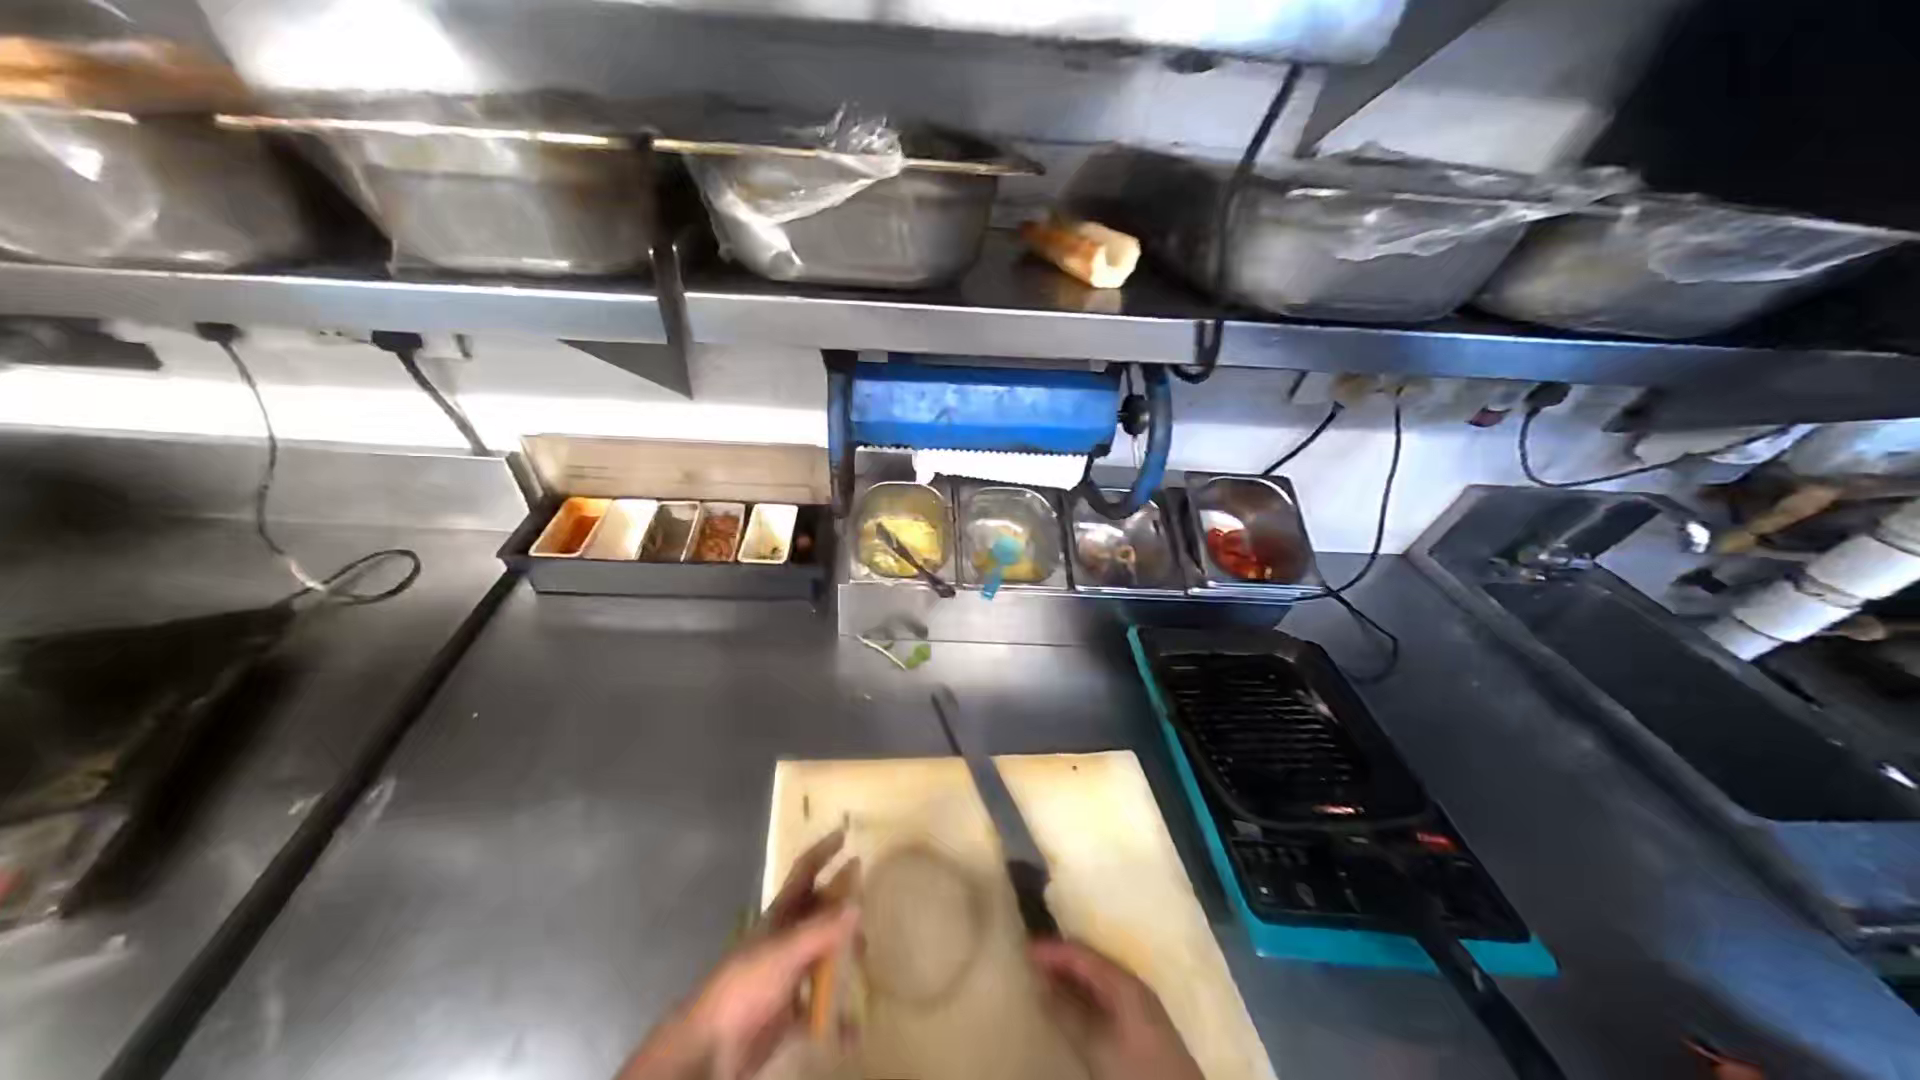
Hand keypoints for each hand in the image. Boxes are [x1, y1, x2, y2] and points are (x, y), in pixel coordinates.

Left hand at [619, 831, 858, 1079]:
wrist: (711, 1046)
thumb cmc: (744, 985)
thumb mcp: (784, 952)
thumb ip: (821, 930)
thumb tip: (858, 904)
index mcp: (781, 915)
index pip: (805, 871)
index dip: (823, 851)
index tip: (844, 833)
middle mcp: (786, 938)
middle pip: (819, 911)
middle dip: (843, 905)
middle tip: (867, 904)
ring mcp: (787, 973)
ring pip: (823, 952)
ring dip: (844, 953)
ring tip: (864, 955)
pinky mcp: (789, 1008)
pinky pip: (820, 1003)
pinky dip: (837, 1010)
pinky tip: (853, 1021)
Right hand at [1031, 939, 1204, 1079]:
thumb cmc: (1137, 1075)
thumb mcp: (1097, 1046)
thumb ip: (1068, 1013)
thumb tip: (1041, 985)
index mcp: (1124, 983)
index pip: (1082, 954)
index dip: (1052, 950)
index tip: (1023, 948)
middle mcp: (1132, 988)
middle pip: (1091, 963)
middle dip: (1060, 961)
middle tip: (1027, 962)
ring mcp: (1139, 1009)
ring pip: (1097, 982)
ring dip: (1070, 980)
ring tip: (1039, 982)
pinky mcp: (1140, 1031)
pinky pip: (1104, 1000)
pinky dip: (1082, 999)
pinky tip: (1067, 1010)